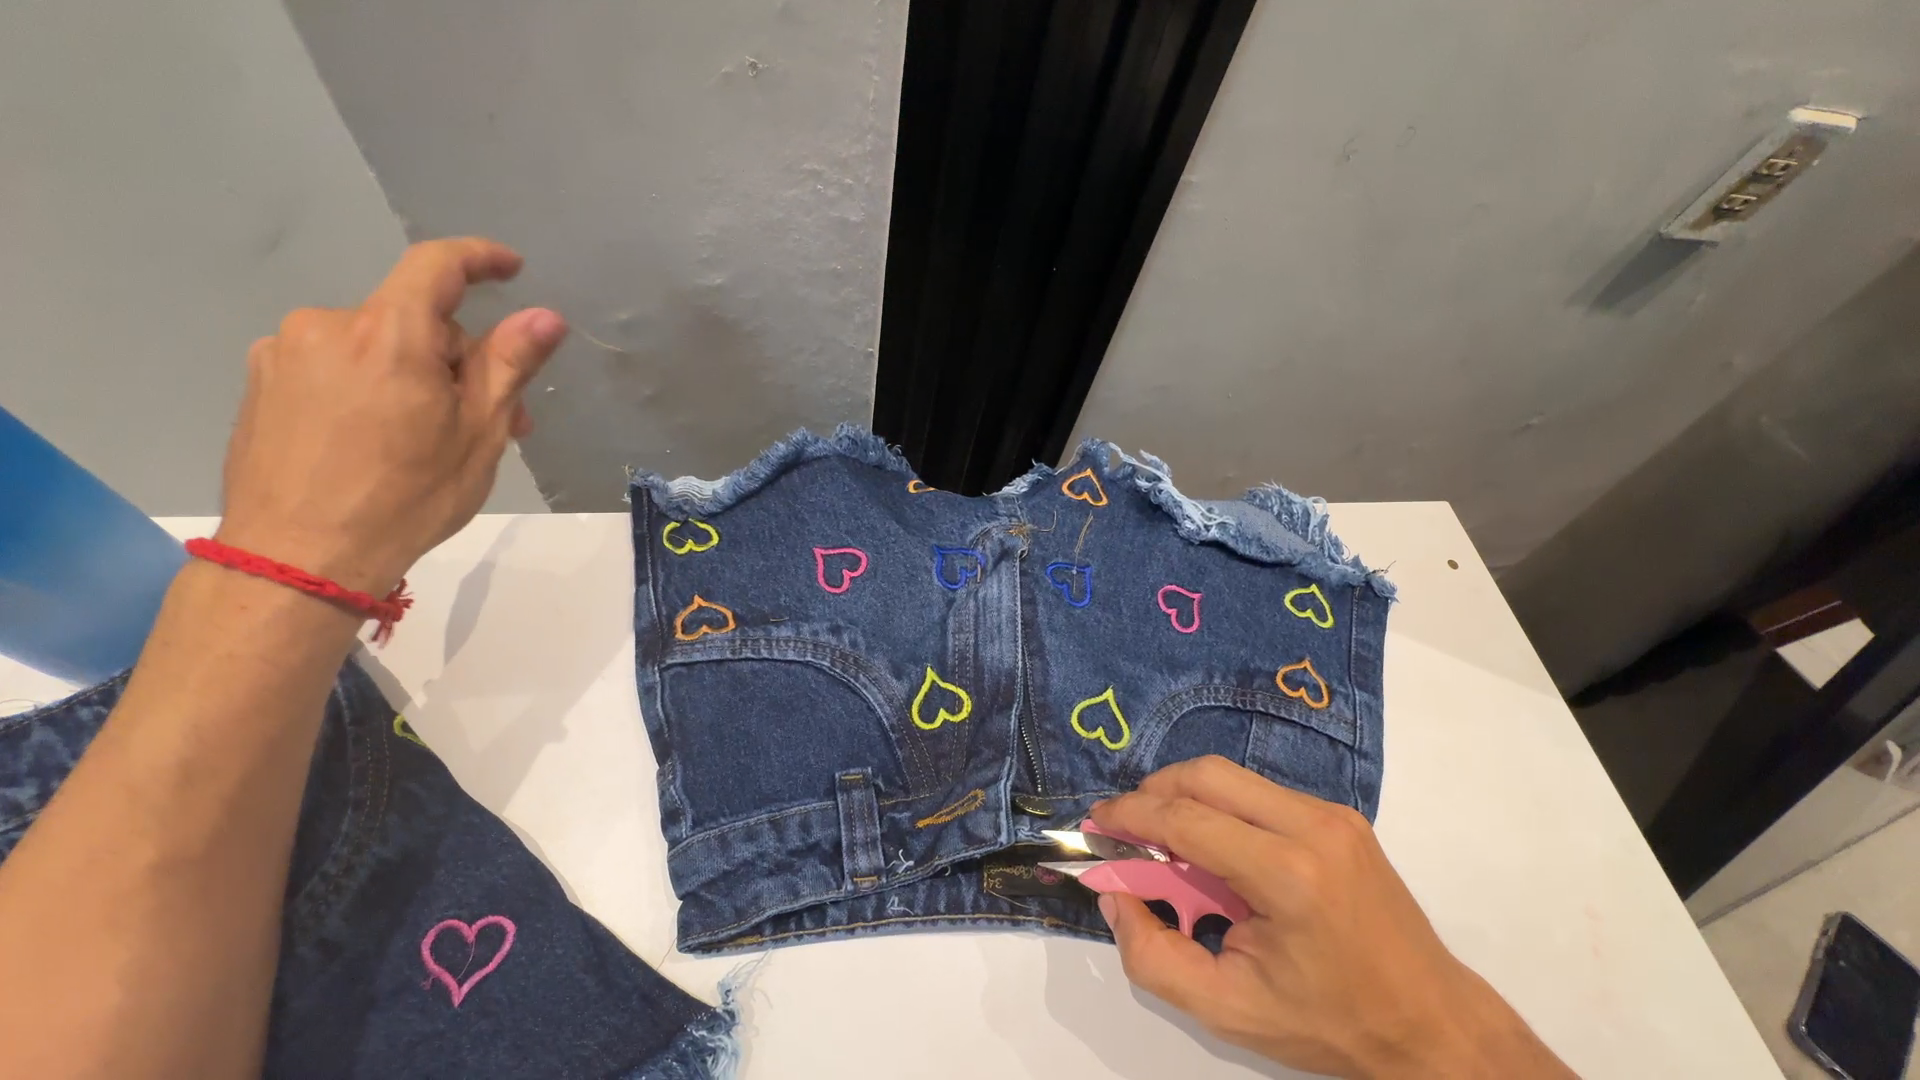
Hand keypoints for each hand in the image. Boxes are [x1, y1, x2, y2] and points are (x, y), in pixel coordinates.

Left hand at [215, 238, 566, 592]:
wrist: (297, 559)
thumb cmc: (406, 498)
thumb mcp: (478, 434)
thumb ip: (509, 364)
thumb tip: (544, 315)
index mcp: (388, 334)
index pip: (436, 266)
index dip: (479, 258)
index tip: (512, 267)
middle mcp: (327, 326)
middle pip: (412, 320)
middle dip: (459, 358)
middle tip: (495, 419)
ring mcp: (285, 354)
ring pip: (375, 346)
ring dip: (415, 375)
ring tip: (434, 438)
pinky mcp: (261, 384)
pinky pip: (335, 367)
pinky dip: (370, 387)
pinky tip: (379, 441)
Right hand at [1094, 757, 1574, 1078]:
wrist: (1433, 1028)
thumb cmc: (1328, 1024)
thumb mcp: (1227, 1010)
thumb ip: (1152, 956)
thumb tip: (1113, 896)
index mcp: (1286, 875)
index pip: (1185, 819)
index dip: (1130, 815)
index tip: (1096, 825)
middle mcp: (1312, 826)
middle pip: (1207, 775)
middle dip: (1153, 792)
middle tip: (1125, 828)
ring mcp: (1333, 815)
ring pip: (1232, 776)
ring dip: (1186, 796)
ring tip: (1165, 842)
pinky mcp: (1341, 817)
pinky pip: (1260, 793)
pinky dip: (1221, 807)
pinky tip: (1215, 849)